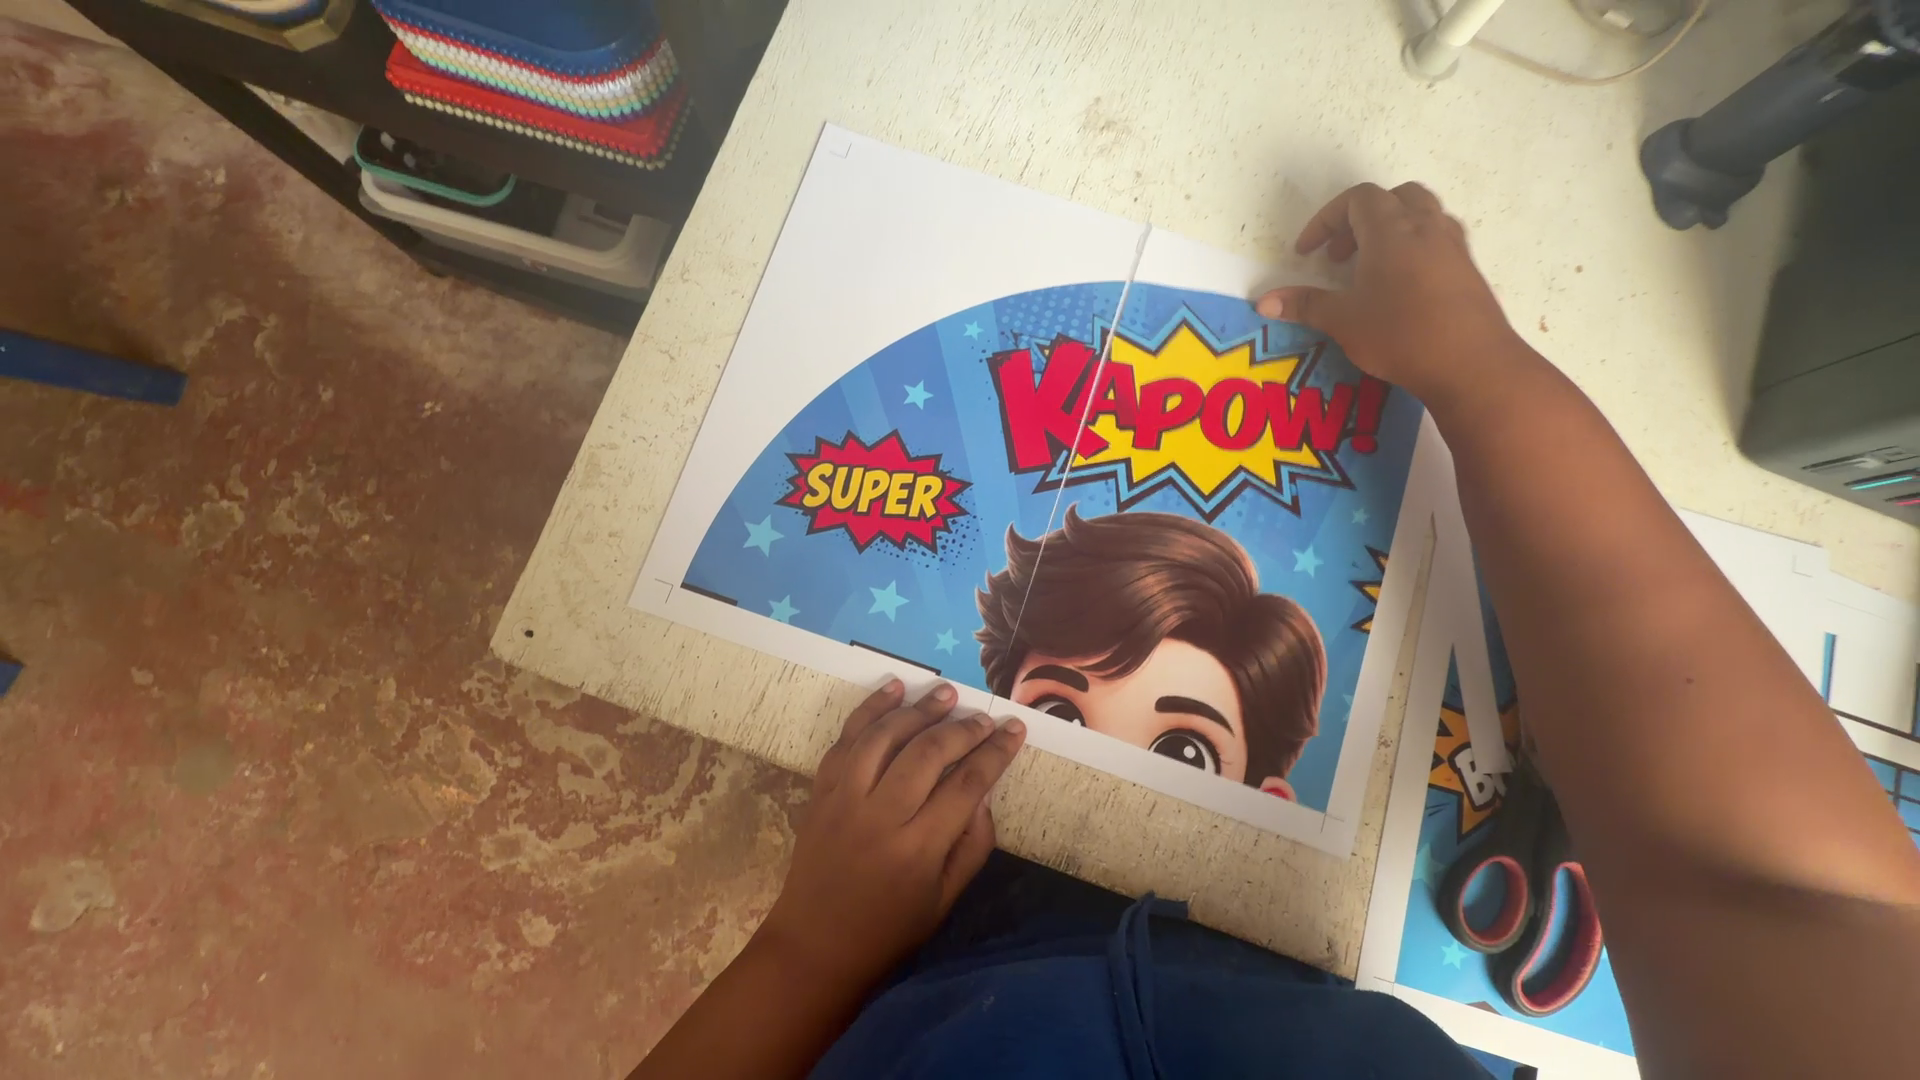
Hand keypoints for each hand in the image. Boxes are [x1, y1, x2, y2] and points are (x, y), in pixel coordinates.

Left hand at [756, 680, 1025, 991]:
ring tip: (946, 693)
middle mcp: (880, 816)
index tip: (1014, 729)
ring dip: (919, 709)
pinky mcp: (821, 790)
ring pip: (885, 736)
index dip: (995, 753)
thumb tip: (984, 793)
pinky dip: (870, 709)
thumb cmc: (888, 930)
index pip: (966, 785)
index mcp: (917, 849)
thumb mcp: (944, 900)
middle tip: (984, 716)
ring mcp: (844, 799)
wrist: (813, 946)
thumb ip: (972, 846)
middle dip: (962, 728)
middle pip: (928, 753)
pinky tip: (894, 688)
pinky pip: (846, 739)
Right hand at [1254, 182, 1528, 409]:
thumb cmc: (1399, 335)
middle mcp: (1426, 226)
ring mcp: (1452, 245)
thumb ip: (1304, 305)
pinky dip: (1412, 248)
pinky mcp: (1467, 268)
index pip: (1357, 199)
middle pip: (1393, 197)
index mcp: (1391, 230)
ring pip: (1420, 213)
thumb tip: (1263, 301)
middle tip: (1340, 256)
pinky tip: (1400, 287)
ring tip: (1369, 268)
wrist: (1470, 363)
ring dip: (1389, 230)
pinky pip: (1437, 238)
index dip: (1325, 220)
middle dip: (1359, 219)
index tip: (1306, 253)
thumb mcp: (1342, 321)